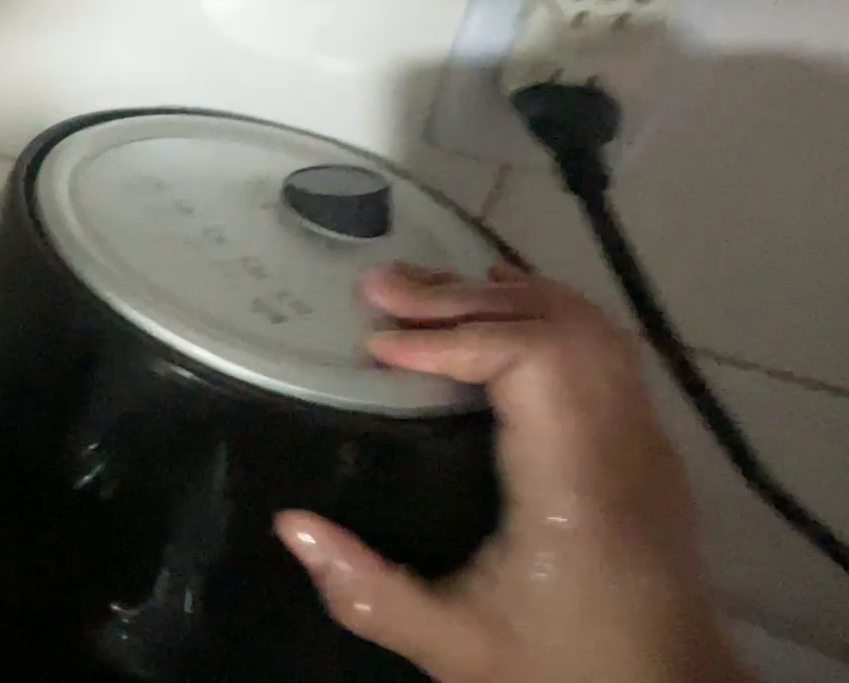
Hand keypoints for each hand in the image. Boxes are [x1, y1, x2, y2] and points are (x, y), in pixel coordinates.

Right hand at [274, 263, 750, 682]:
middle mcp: (624, 449)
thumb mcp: (454, 647)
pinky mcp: (640, 444)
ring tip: (419, 287)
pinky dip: (536, 308)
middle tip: (377, 289)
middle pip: (560, 328)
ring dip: (497, 296)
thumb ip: (369, 592)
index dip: (453, 336)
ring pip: (587, 327)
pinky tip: (491, 303)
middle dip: (459, 299)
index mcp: (578, 489)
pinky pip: (597, 346)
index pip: (537, 363)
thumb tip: (289, 522)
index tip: (379, 345)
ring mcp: (643, 441)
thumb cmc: (560, 666)